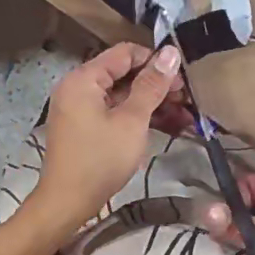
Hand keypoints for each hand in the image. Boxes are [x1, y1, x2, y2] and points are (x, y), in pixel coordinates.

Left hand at [29, 43, 185, 227]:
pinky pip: (111, 112)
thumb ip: (151, 86)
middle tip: (187, 99)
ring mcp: (77, 108)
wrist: (67, 201)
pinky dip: (134, 117)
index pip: (124, 53)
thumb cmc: (100, 160)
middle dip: (155, 84)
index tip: (182, 78)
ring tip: (183, 115)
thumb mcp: (131, 121)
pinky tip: (165, 126)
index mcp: (83, 79)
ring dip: (149, 103)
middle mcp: (76, 87)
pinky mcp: (82, 127)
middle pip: (122, 73)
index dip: (155, 61)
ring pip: (119, 95)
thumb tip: (170, 52)